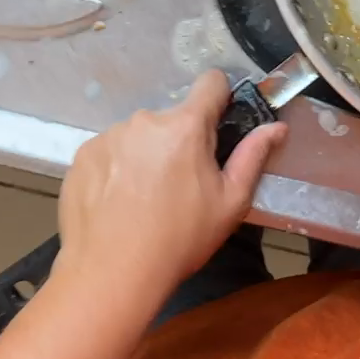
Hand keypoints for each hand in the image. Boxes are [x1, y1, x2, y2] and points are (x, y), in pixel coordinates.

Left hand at [54, 70, 288, 298]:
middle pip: (173, 117)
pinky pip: (109, 150)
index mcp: (185, 126)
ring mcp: (108, 136)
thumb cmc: (180, 239)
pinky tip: (117, 201)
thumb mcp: (230, 203)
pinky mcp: (82, 155)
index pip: (211, 82)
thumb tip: (276, 127)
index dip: (219, 99)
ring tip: (143, 197)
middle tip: (180, 184)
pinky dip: (117, 167)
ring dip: (146, 154)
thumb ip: (254, 157)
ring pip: (139, 135)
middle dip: (180, 140)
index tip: (217, 126)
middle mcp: (144, 120)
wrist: (110, 275)